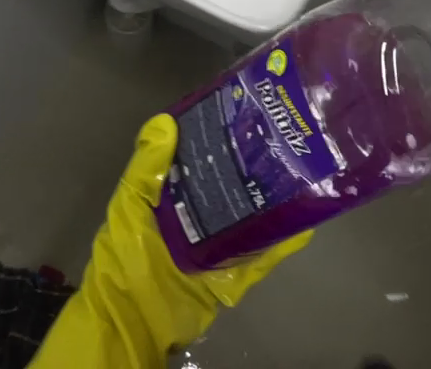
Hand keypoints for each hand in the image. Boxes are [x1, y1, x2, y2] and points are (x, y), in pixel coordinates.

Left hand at [31, 115, 308, 366]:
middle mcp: (201, 212)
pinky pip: (263, 255)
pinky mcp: (234, 273)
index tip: (245, 111)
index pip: (202, 157)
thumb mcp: (130, 202)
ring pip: (254, 215)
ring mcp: (221, 243)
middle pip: (234, 183)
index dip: (221, 136)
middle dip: (256, 164)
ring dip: (274, 199)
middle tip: (284, 139)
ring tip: (302, 171)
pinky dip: (283, 241)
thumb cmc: (126, 253)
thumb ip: (147, 166)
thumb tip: (167, 121)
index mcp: (175, 191)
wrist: (133, 319)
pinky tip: (304, 223)